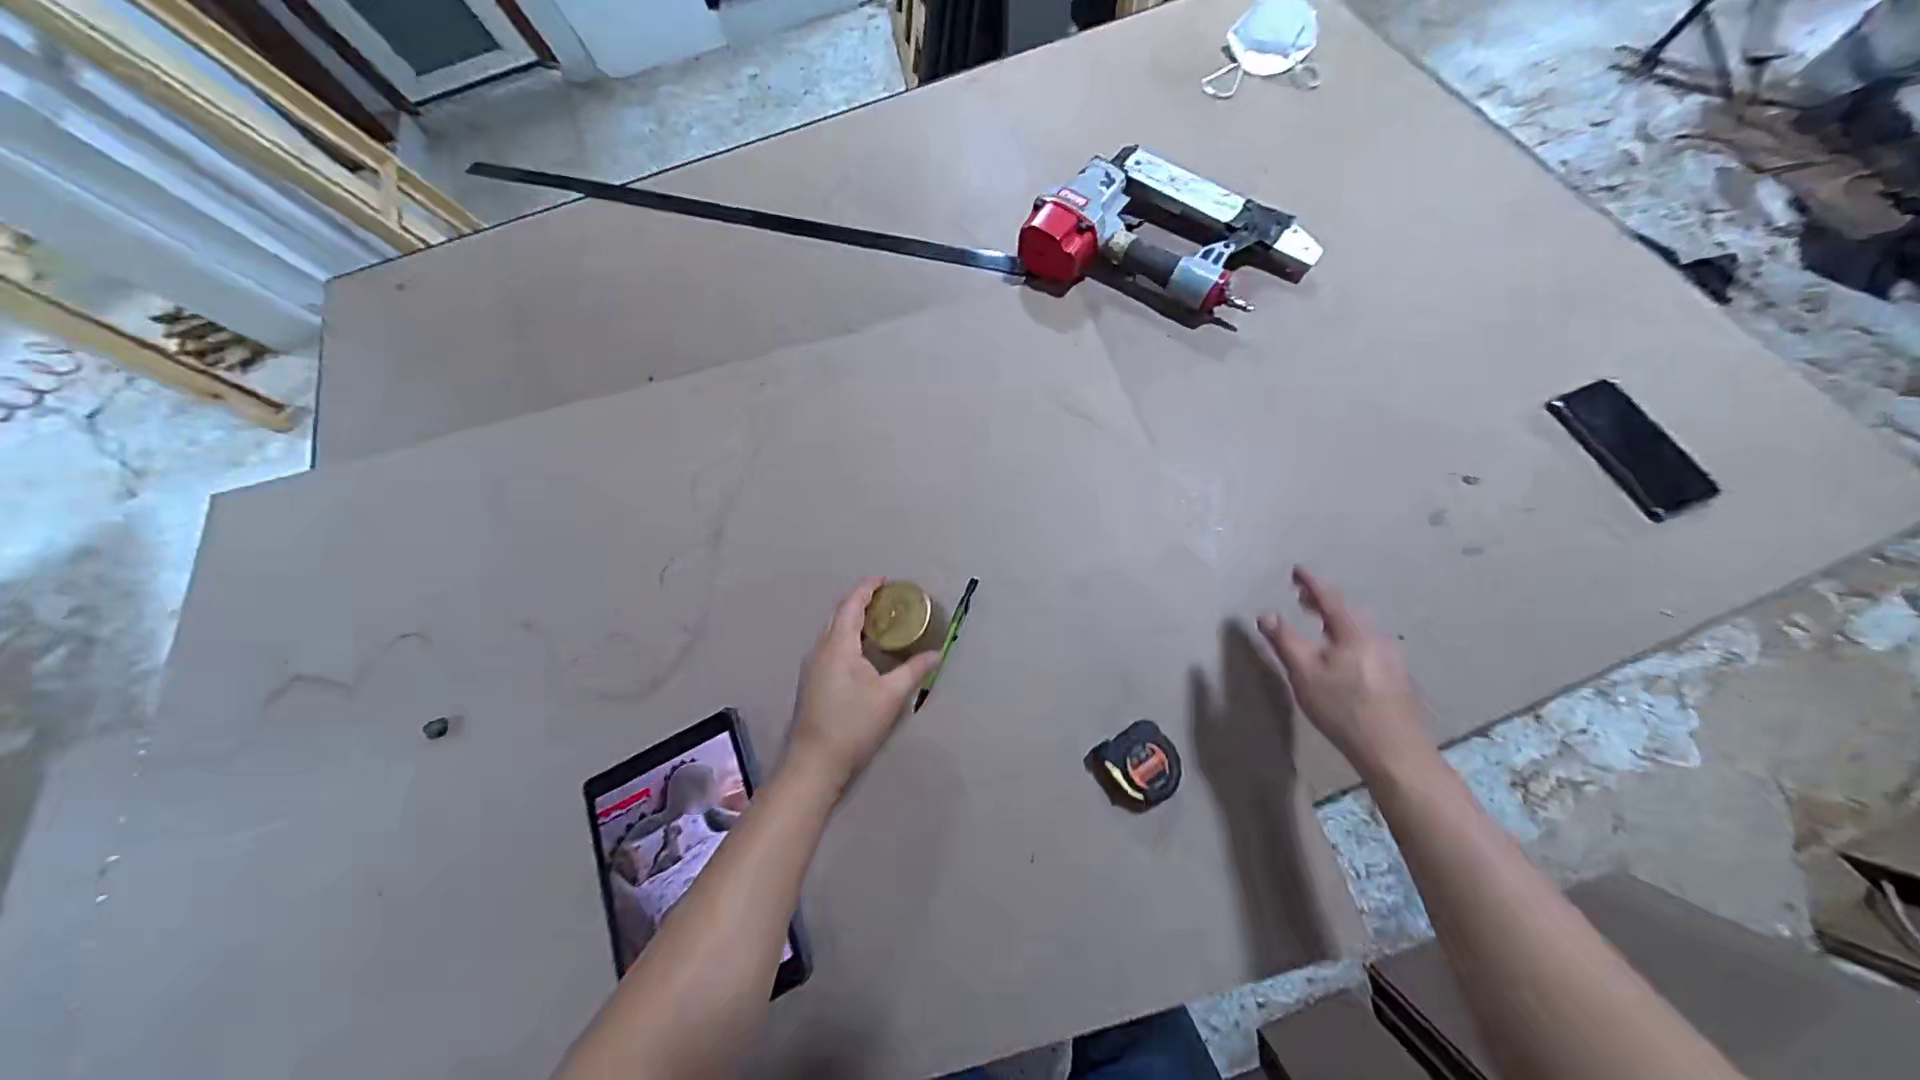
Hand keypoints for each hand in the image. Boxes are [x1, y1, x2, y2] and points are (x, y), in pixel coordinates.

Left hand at [787, 578, 942, 796]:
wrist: (814, 762)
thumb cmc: (853, 725)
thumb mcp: (890, 696)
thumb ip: (914, 670)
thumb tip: (936, 654)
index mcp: (838, 645)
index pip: (851, 604)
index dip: (868, 588)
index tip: (886, 580)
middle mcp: (820, 649)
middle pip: (839, 614)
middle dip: (861, 601)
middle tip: (887, 599)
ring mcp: (812, 665)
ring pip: (833, 631)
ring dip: (853, 619)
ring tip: (879, 622)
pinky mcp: (811, 680)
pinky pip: (830, 645)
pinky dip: (847, 637)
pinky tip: (864, 651)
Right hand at [1257, 567, 1431, 778]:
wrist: (1394, 750)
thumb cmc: (1342, 710)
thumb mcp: (1303, 675)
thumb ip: (1284, 641)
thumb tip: (1267, 615)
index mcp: (1353, 633)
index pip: (1328, 598)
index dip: (1310, 583)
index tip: (1297, 570)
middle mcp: (1376, 638)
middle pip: (1347, 611)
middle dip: (1322, 601)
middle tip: (1301, 597)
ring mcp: (1390, 657)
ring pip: (1359, 628)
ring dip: (1335, 620)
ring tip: (1317, 624)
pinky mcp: (1396, 676)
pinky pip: (1367, 644)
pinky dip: (1348, 638)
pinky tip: (1341, 654)